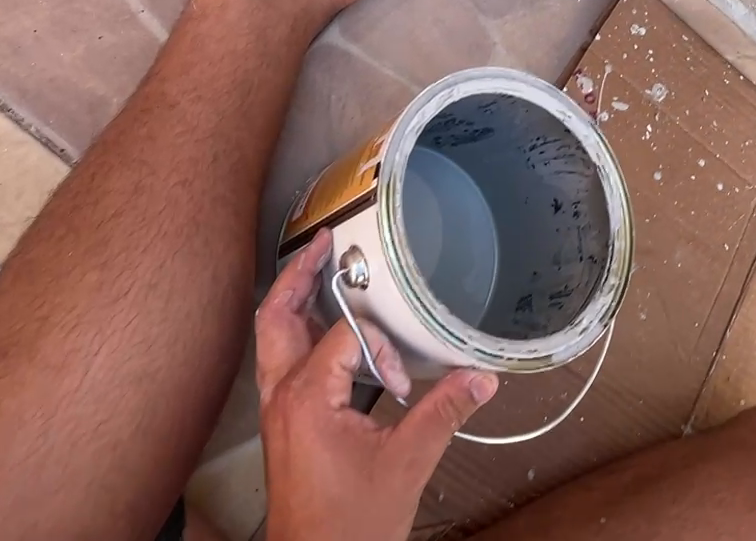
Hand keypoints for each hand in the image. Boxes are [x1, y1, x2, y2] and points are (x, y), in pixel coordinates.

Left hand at [257, 230, 499, 540]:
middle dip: (299, 274)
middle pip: (277, 315)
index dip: (380, 345)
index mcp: (307, 397)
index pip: (345, 336)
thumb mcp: (407, 463)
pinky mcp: (281, 421)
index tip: (401, 378)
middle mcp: (281, 394)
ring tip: (317, 270)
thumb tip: (483, 377)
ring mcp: (276, 408)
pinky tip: (321, 327)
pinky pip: (281, 358)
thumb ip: (445, 411)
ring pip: (272, 335)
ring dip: (294, 299)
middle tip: (323, 242)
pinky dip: (298, 330)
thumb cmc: (351, 525)